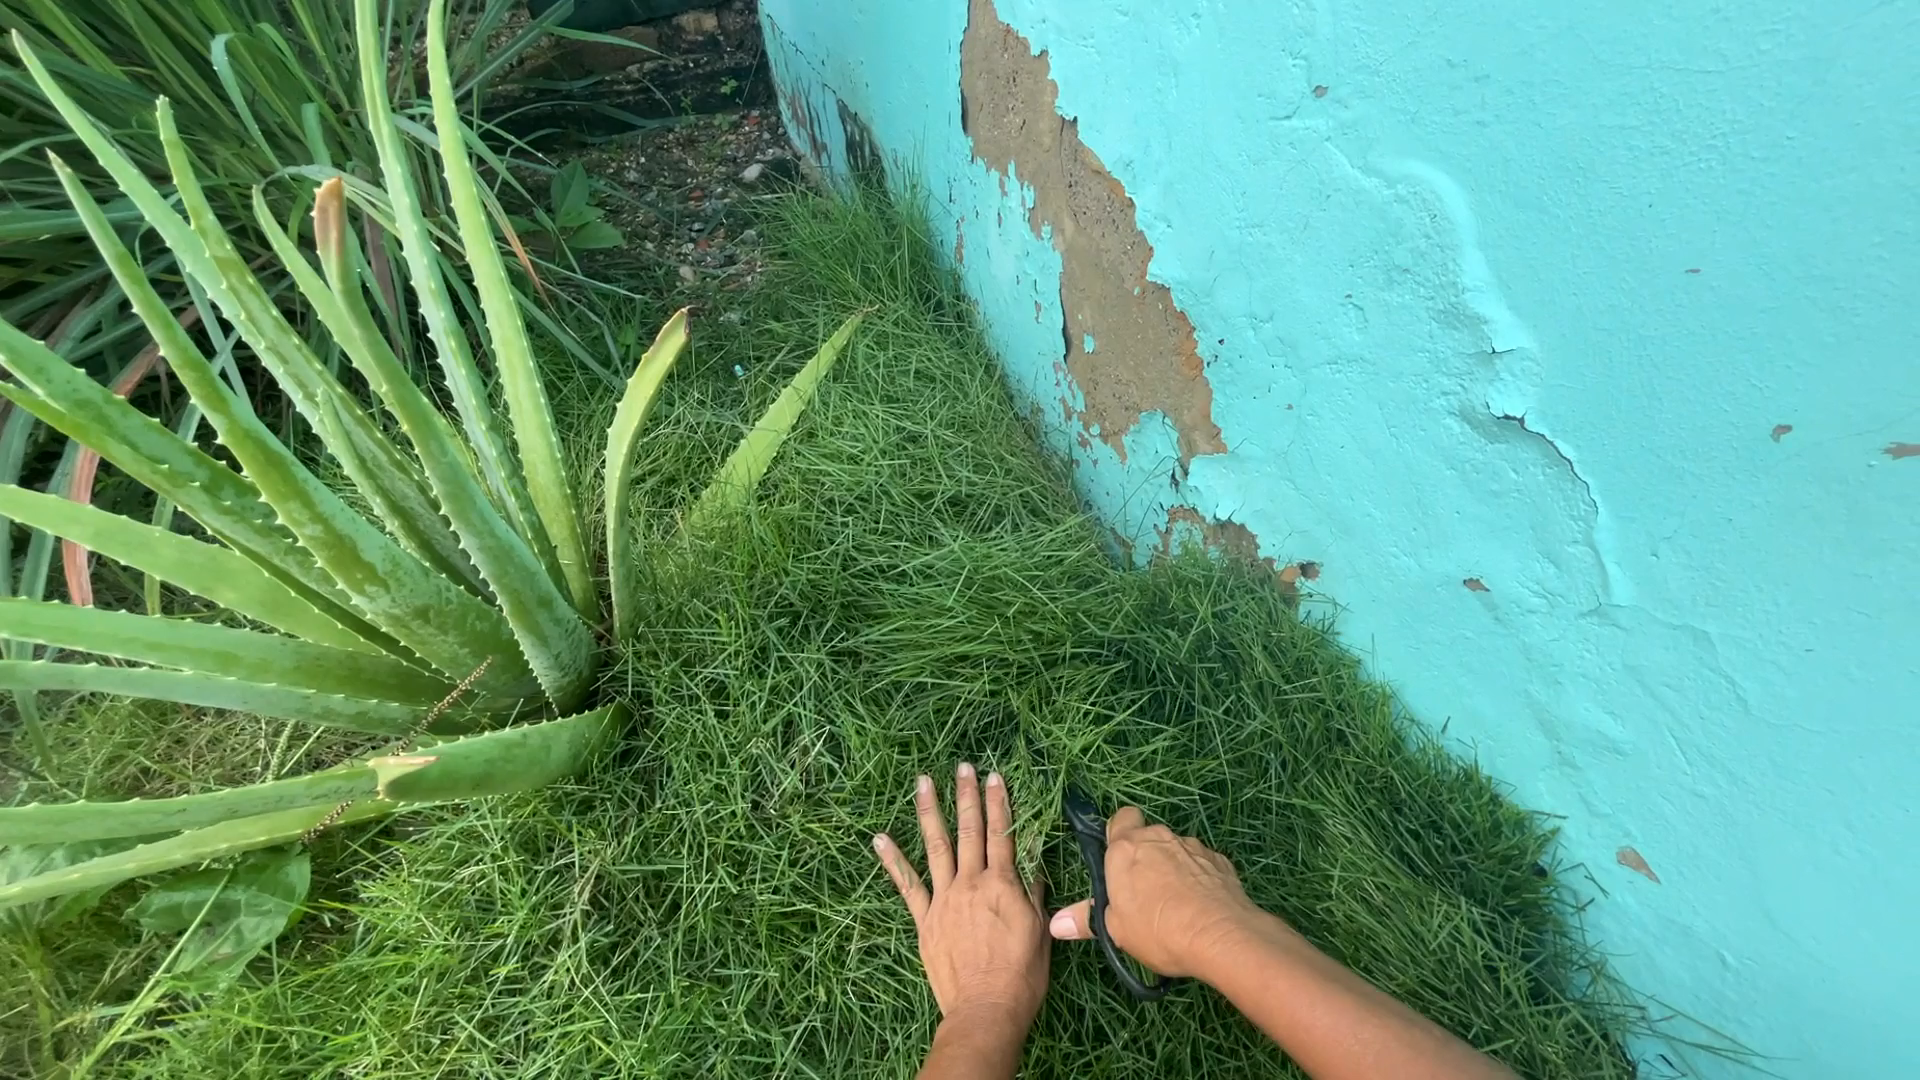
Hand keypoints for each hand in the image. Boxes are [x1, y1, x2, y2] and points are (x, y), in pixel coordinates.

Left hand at [874, 763, 1048, 1031]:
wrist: (985, 1011)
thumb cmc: (1020, 975)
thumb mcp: (1039, 931)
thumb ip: (1033, 893)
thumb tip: (1033, 863)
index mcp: (1003, 884)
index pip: (1002, 833)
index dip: (999, 802)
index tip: (994, 775)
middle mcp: (971, 883)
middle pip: (970, 830)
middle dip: (966, 795)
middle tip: (962, 766)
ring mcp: (945, 899)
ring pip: (937, 846)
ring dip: (930, 811)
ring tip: (924, 781)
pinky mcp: (925, 919)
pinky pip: (907, 885)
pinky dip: (892, 860)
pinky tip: (879, 838)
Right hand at [1049, 806, 1270, 977]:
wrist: (1221, 935)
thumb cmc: (1157, 929)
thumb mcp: (1115, 929)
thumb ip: (1086, 919)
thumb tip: (1056, 925)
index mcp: (1125, 847)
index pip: (1120, 818)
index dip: (1119, 834)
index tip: (1119, 861)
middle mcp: (1157, 837)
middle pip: (1148, 835)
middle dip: (1146, 854)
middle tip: (1144, 888)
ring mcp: (1191, 846)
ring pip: (1176, 849)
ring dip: (1173, 866)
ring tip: (1176, 902)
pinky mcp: (1219, 861)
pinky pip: (1202, 864)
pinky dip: (1200, 878)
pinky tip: (1202, 905)